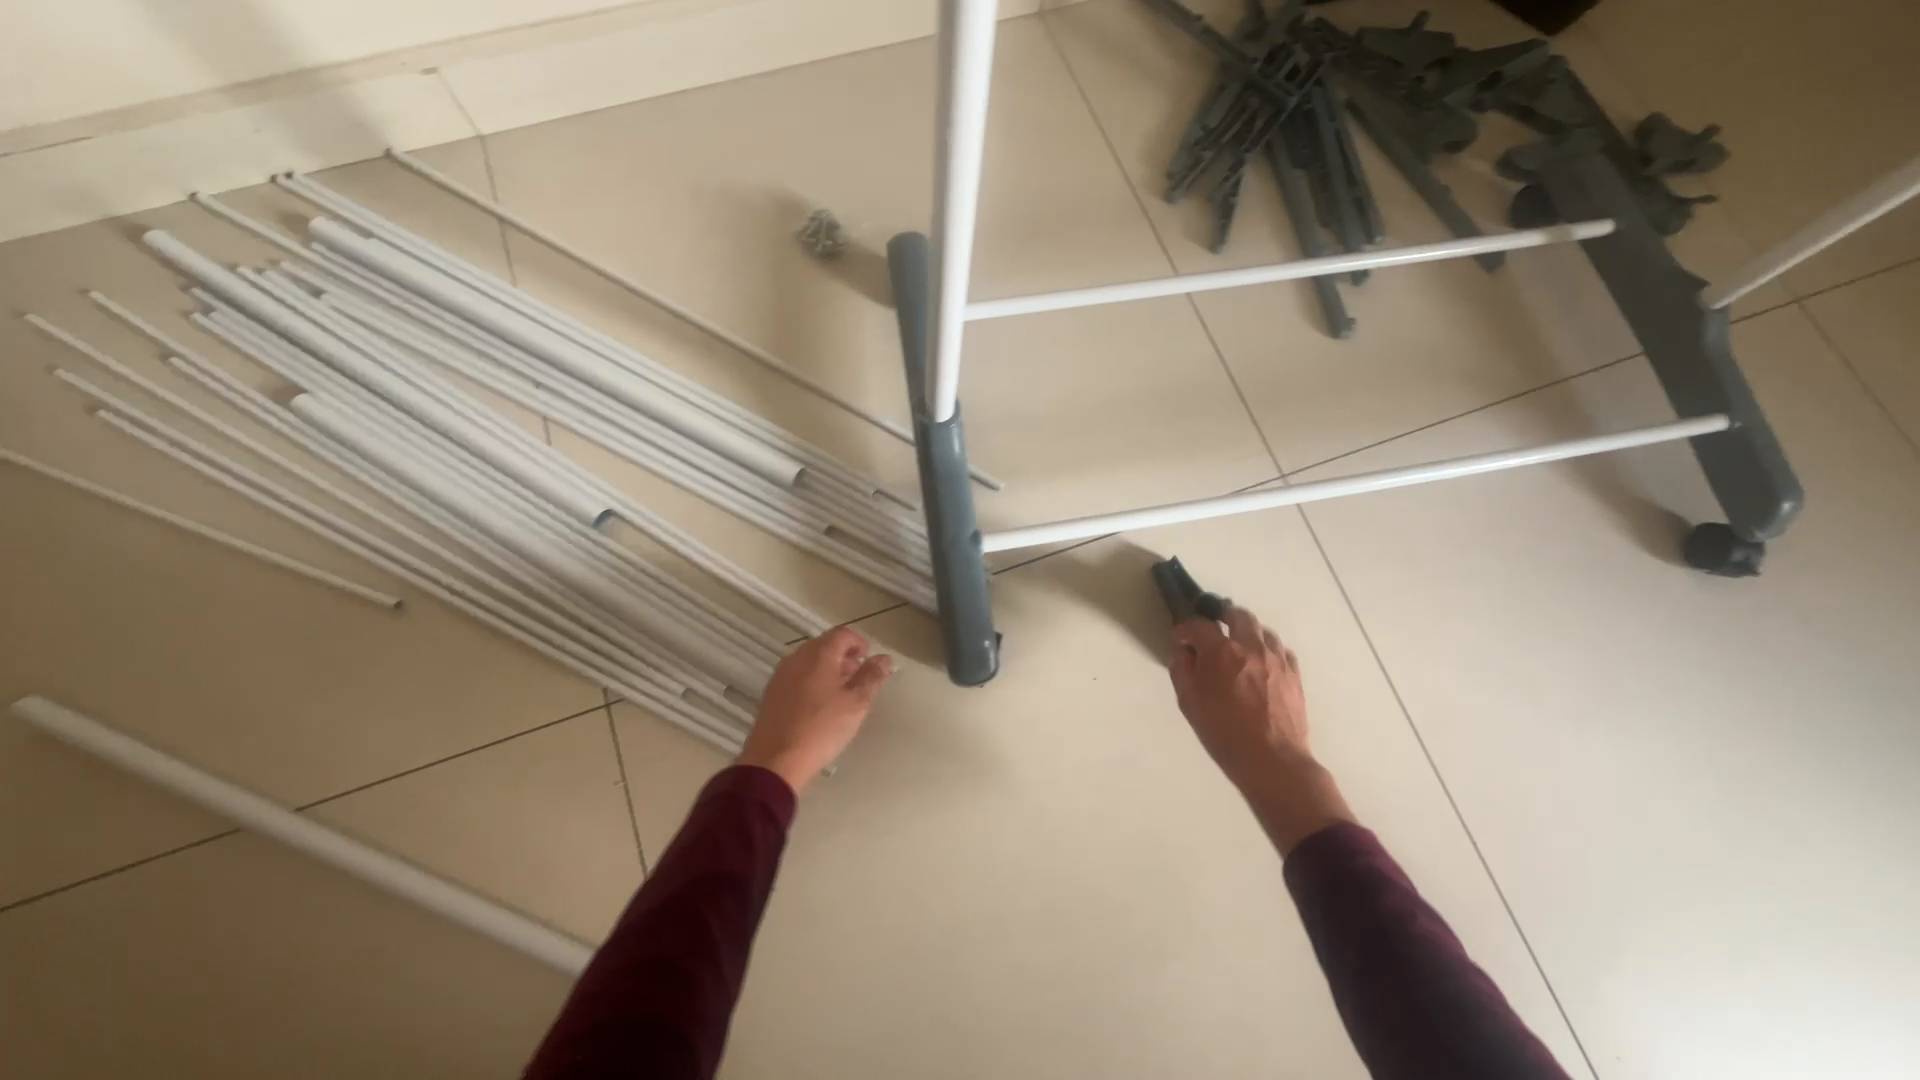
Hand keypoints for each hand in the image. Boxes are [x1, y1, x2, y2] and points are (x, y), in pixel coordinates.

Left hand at [738, 626, 892, 793]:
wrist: (775, 761)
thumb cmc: (821, 728)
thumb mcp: (855, 703)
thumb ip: (871, 677)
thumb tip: (884, 658)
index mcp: (818, 654)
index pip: (843, 634)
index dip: (860, 643)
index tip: (870, 662)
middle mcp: (796, 658)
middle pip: (824, 645)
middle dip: (845, 657)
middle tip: (859, 679)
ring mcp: (780, 676)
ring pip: (810, 662)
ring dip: (829, 670)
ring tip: (842, 695)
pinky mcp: (771, 694)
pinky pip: (797, 677)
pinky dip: (813, 682)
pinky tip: (820, 706)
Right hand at [1169, 605, 1352, 851]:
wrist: (1273, 760)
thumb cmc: (1224, 734)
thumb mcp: (1190, 704)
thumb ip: (1182, 671)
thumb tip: (1184, 652)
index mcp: (1221, 652)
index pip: (1199, 625)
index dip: (1185, 629)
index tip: (1180, 639)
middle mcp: (1251, 646)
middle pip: (1237, 614)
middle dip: (1221, 618)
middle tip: (1212, 634)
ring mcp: (1276, 657)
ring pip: (1261, 629)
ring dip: (1246, 633)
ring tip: (1237, 650)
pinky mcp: (1294, 672)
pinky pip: (1279, 648)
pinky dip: (1266, 649)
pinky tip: (1259, 665)